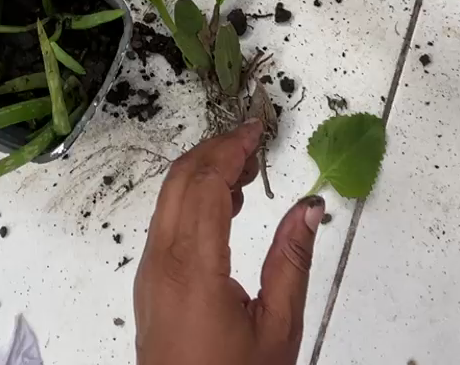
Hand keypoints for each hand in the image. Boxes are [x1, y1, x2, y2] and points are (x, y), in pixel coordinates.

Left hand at [134, 121, 324, 364]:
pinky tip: (225, 205)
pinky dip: (192, 196)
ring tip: (246, 170)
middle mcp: (162, 260)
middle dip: (216, 149)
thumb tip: (310, 207)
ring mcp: (150, 269)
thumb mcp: (276, 330)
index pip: (206, 183)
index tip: (257, 131)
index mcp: (193, 268)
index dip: (232, 148)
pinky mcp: (149, 280)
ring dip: (203, 170)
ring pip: (169, 195)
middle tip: (253, 142)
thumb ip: (292, 261)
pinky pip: (166, 219)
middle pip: (181, 178)